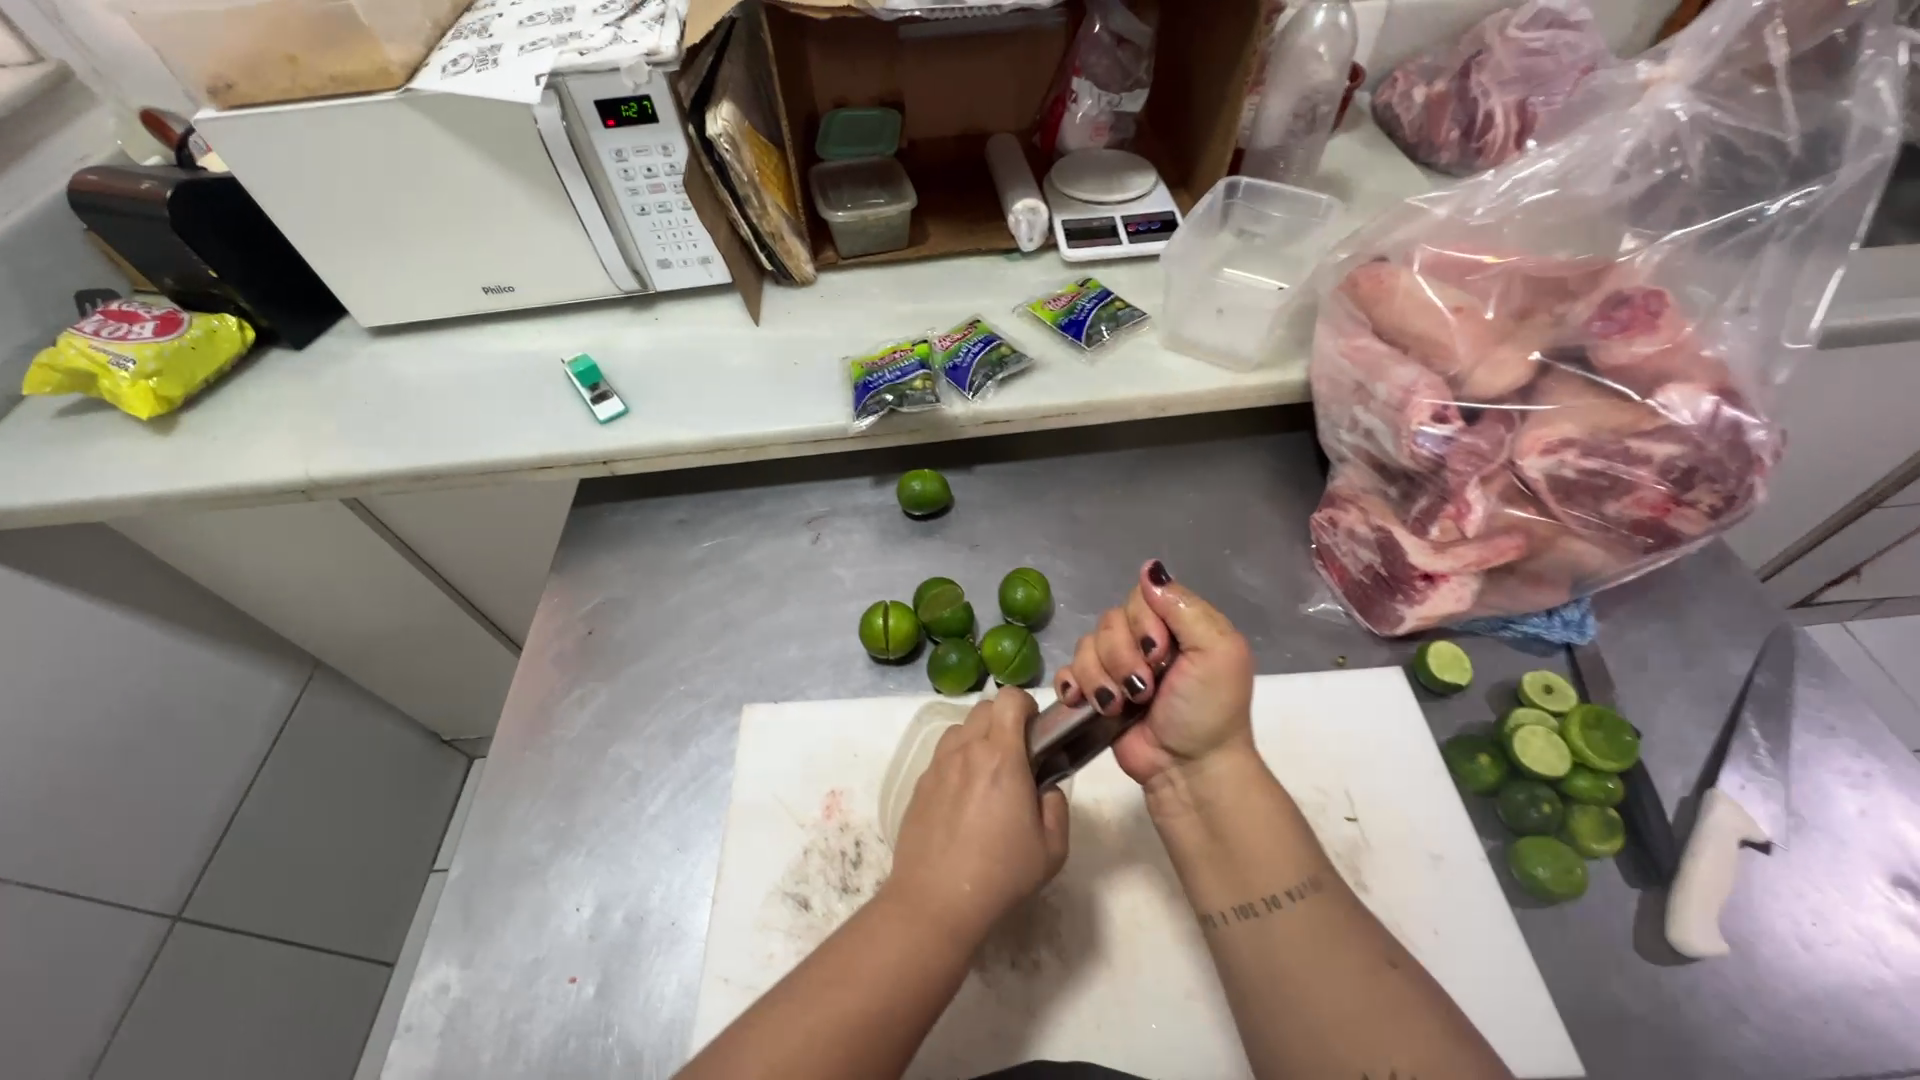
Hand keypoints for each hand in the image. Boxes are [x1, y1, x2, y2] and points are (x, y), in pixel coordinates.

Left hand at [883, 688, 1070, 942]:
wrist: (935, 902)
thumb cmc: (1001, 874)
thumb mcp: (1052, 848)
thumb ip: (1056, 806)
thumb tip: (1044, 787)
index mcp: (1002, 757)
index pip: (1010, 698)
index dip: (1027, 706)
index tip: (1036, 732)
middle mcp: (966, 751)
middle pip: (984, 707)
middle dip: (1004, 719)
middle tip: (1018, 755)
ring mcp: (937, 766)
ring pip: (960, 729)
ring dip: (978, 737)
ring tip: (989, 775)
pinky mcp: (919, 785)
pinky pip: (942, 756)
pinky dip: (958, 762)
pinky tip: (965, 799)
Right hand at [1053, 560, 1255, 787]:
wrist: (1188, 769)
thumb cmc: (1209, 710)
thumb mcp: (1217, 651)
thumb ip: (1184, 606)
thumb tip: (1149, 568)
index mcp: (1176, 625)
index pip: (1140, 597)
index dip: (1143, 623)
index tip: (1162, 653)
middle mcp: (1145, 641)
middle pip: (1109, 622)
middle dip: (1123, 658)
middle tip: (1146, 688)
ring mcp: (1117, 668)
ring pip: (1085, 646)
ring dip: (1102, 678)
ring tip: (1122, 706)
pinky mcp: (1094, 694)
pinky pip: (1067, 672)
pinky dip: (1074, 686)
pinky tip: (1088, 703)